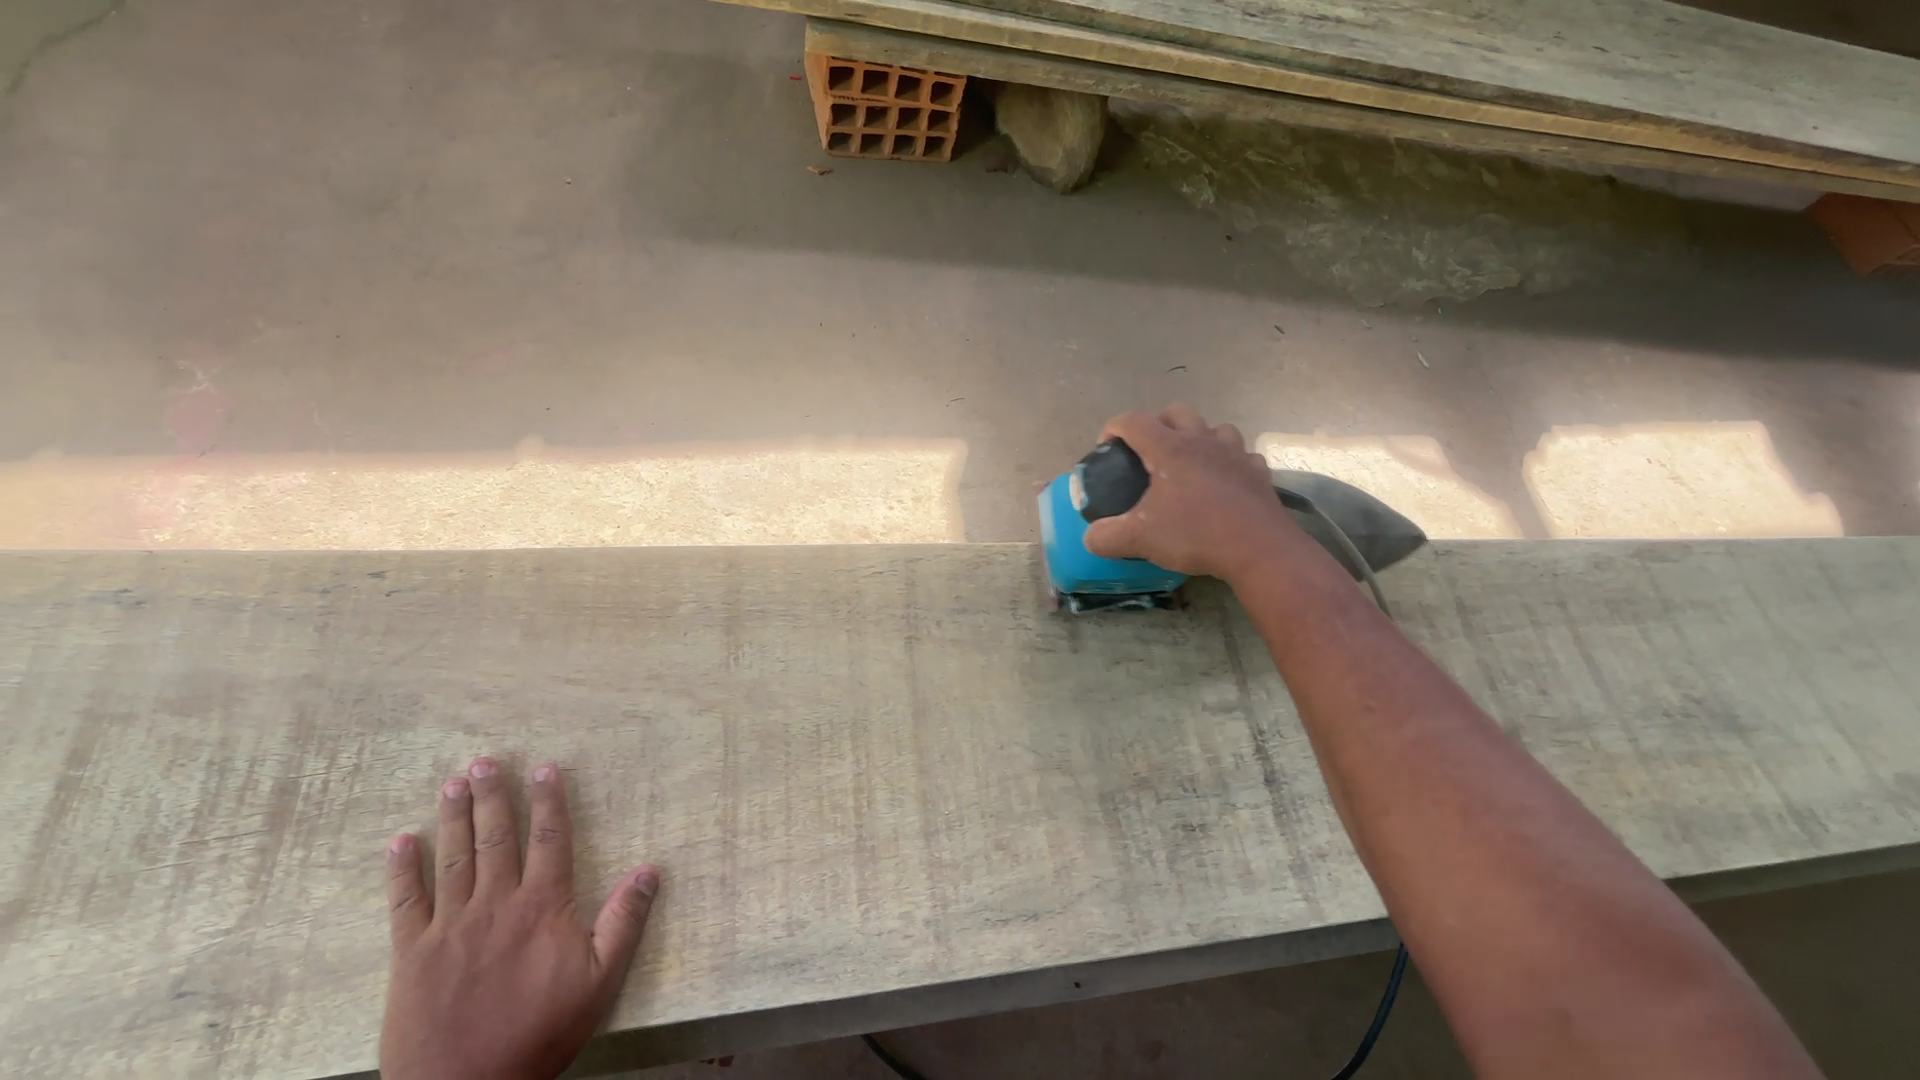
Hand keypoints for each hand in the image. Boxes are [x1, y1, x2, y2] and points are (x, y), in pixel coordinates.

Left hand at [381, 757, 660, 1079]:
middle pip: (496, 838)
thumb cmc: (542, 1033)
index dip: (548, 801)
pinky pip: (404, 902)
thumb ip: (625, 922)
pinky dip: (402, 869)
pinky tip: (401, 841)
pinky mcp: (411, 954)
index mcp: (543, 906)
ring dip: (453, 817)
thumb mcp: (602, 981)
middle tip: (486, 760)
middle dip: (492, 796)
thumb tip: (650, 870)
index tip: (544, 768)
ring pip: (453, 858)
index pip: (550, 839)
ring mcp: (449, 926)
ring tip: (453, 782)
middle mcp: (496, 904)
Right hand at [1083, 405, 1294, 581]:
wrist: (1258, 548)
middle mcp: (1202, 441)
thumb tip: (1090, 538)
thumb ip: (1106, 537)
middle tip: (1149, 450)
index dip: (1114, 428)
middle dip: (1159, 423)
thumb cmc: (1195, 534)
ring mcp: (1235, 454)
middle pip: (1177, 412)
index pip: (1133, 421)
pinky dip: (1230, 462)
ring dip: (1199, 437)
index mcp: (1169, 449)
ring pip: (1215, 428)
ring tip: (1190, 462)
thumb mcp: (1139, 540)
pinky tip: (1224, 481)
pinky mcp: (1257, 472)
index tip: (1107, 447)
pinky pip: (1242, 455)